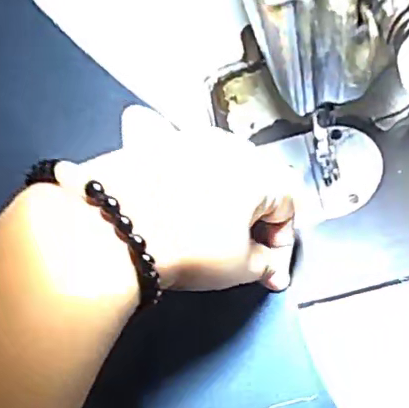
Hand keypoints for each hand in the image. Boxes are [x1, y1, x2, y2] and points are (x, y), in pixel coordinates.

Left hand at [61, 106, 298, 291]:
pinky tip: (170, 175)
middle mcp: (225, 145)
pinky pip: (167, 140)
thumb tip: (269, 265)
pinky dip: (171, 155)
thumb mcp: (242, 269)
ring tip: (209, 230)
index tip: (271, 266)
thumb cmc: (180, 246)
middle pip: (255, 183)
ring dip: (221, 194)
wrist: (120, 235)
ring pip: (217, 163)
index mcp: (258, 171)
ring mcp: (185, 138)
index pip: (288, 207)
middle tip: (245, 254)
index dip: (283, 244)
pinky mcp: (149, 142)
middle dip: (254, 219)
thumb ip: (267, 264)